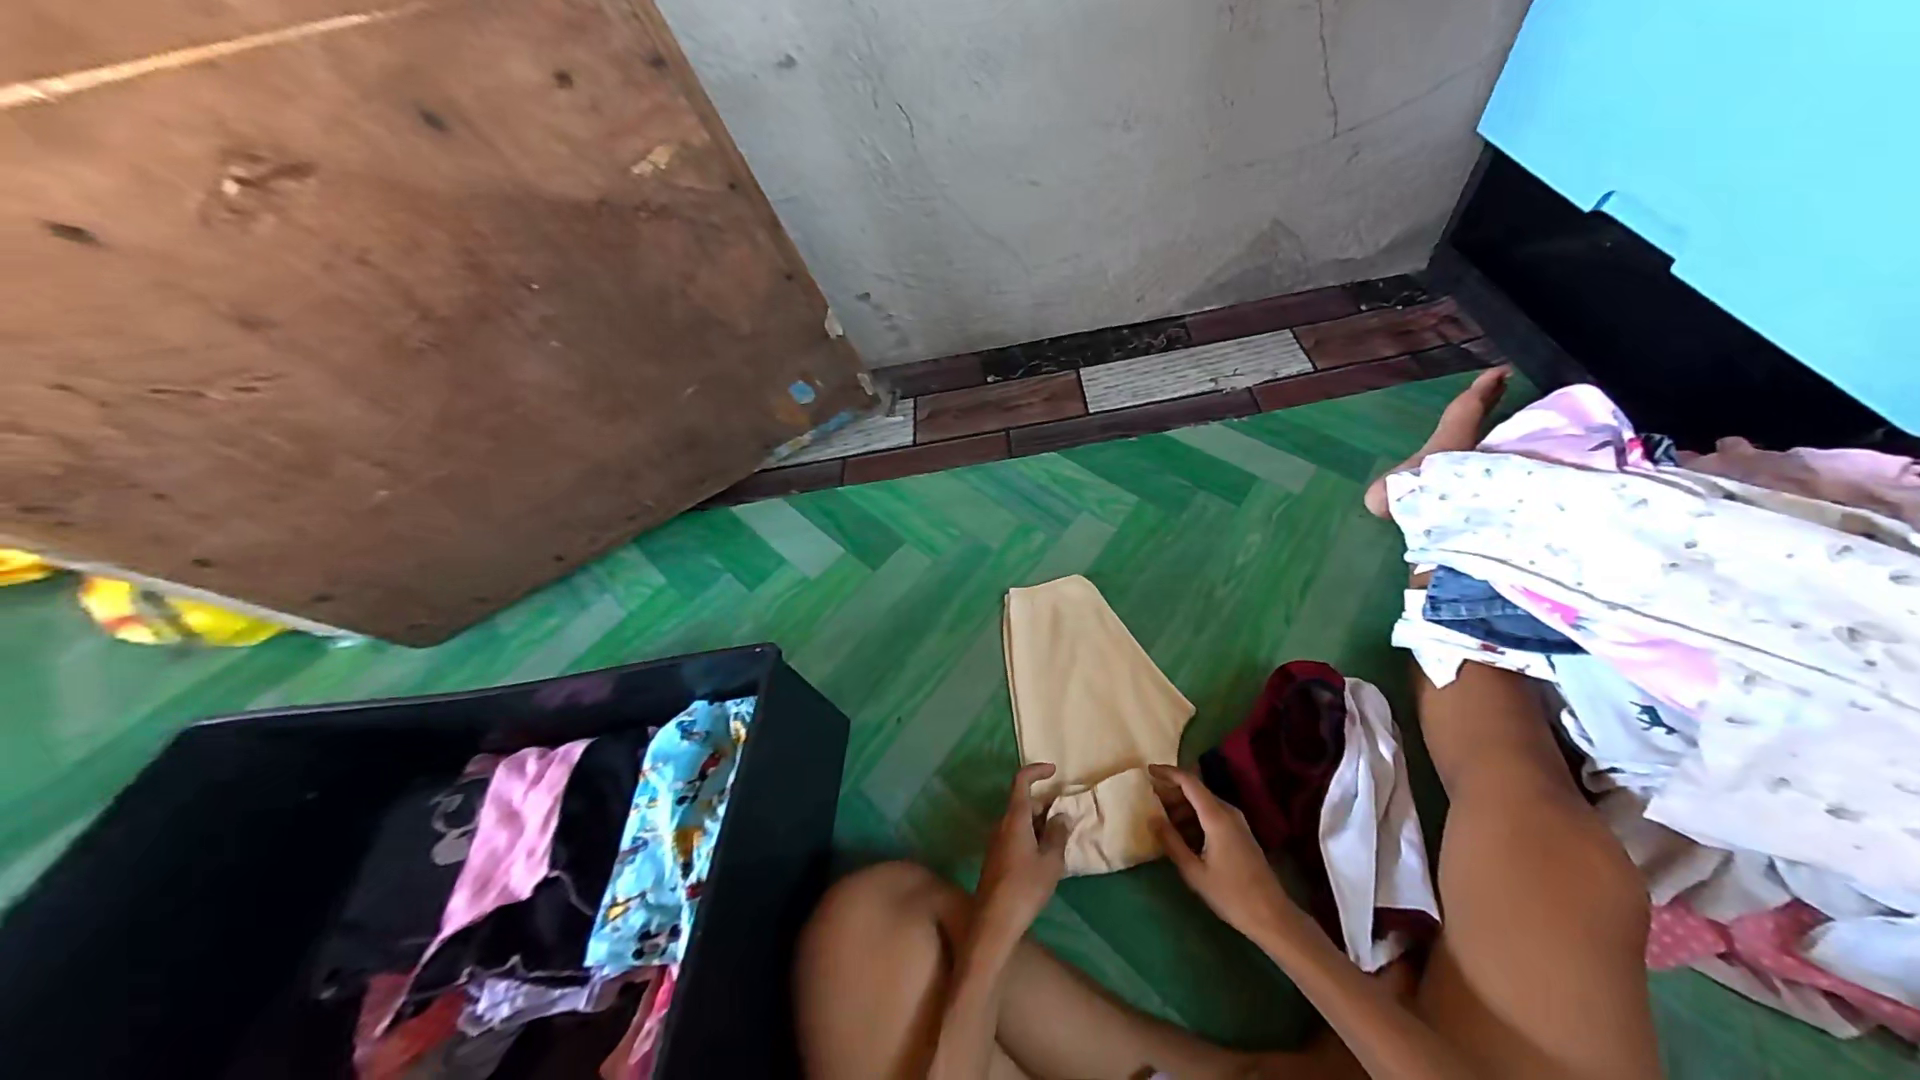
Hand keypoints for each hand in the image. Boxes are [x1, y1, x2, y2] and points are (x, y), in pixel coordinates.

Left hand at [973, 763, 1069, 941]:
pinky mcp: (996, 857)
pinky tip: (1045, 856)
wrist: (994, 920)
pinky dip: (1031, 835)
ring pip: (1020, 820)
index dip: (1036, 771)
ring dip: (1039, 823)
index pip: (1021, 782)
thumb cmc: (1025, 887)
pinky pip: (1015, 835)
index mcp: (1014, 818)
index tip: (1053, 770)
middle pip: (1022, 803)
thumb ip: (1057, 835)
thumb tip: (1061, 816)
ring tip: (1060, 840)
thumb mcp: (1050, 861)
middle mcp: (1001, 824)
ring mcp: (996, 841)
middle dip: (1044, 805)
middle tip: (1066, 819)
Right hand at [1149, 764, 1314, 943]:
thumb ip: (1171, 841)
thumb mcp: (1194, 871)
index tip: (1147, 771)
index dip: (1167, 772)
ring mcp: (1236, 823)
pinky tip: (1181, 836)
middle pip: (1196, 791)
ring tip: (1161, 821)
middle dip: (1171, 792)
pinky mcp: (1239, 834)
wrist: (1272, 916)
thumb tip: (1151, 818)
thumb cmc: (1231, 894)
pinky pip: (1212, 816)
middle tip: (1148, 801)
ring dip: (1181, 808)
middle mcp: (1228, 812)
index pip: (1189, 781)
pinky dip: (1194, 819)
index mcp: (1216, 816)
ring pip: (1203, 804)